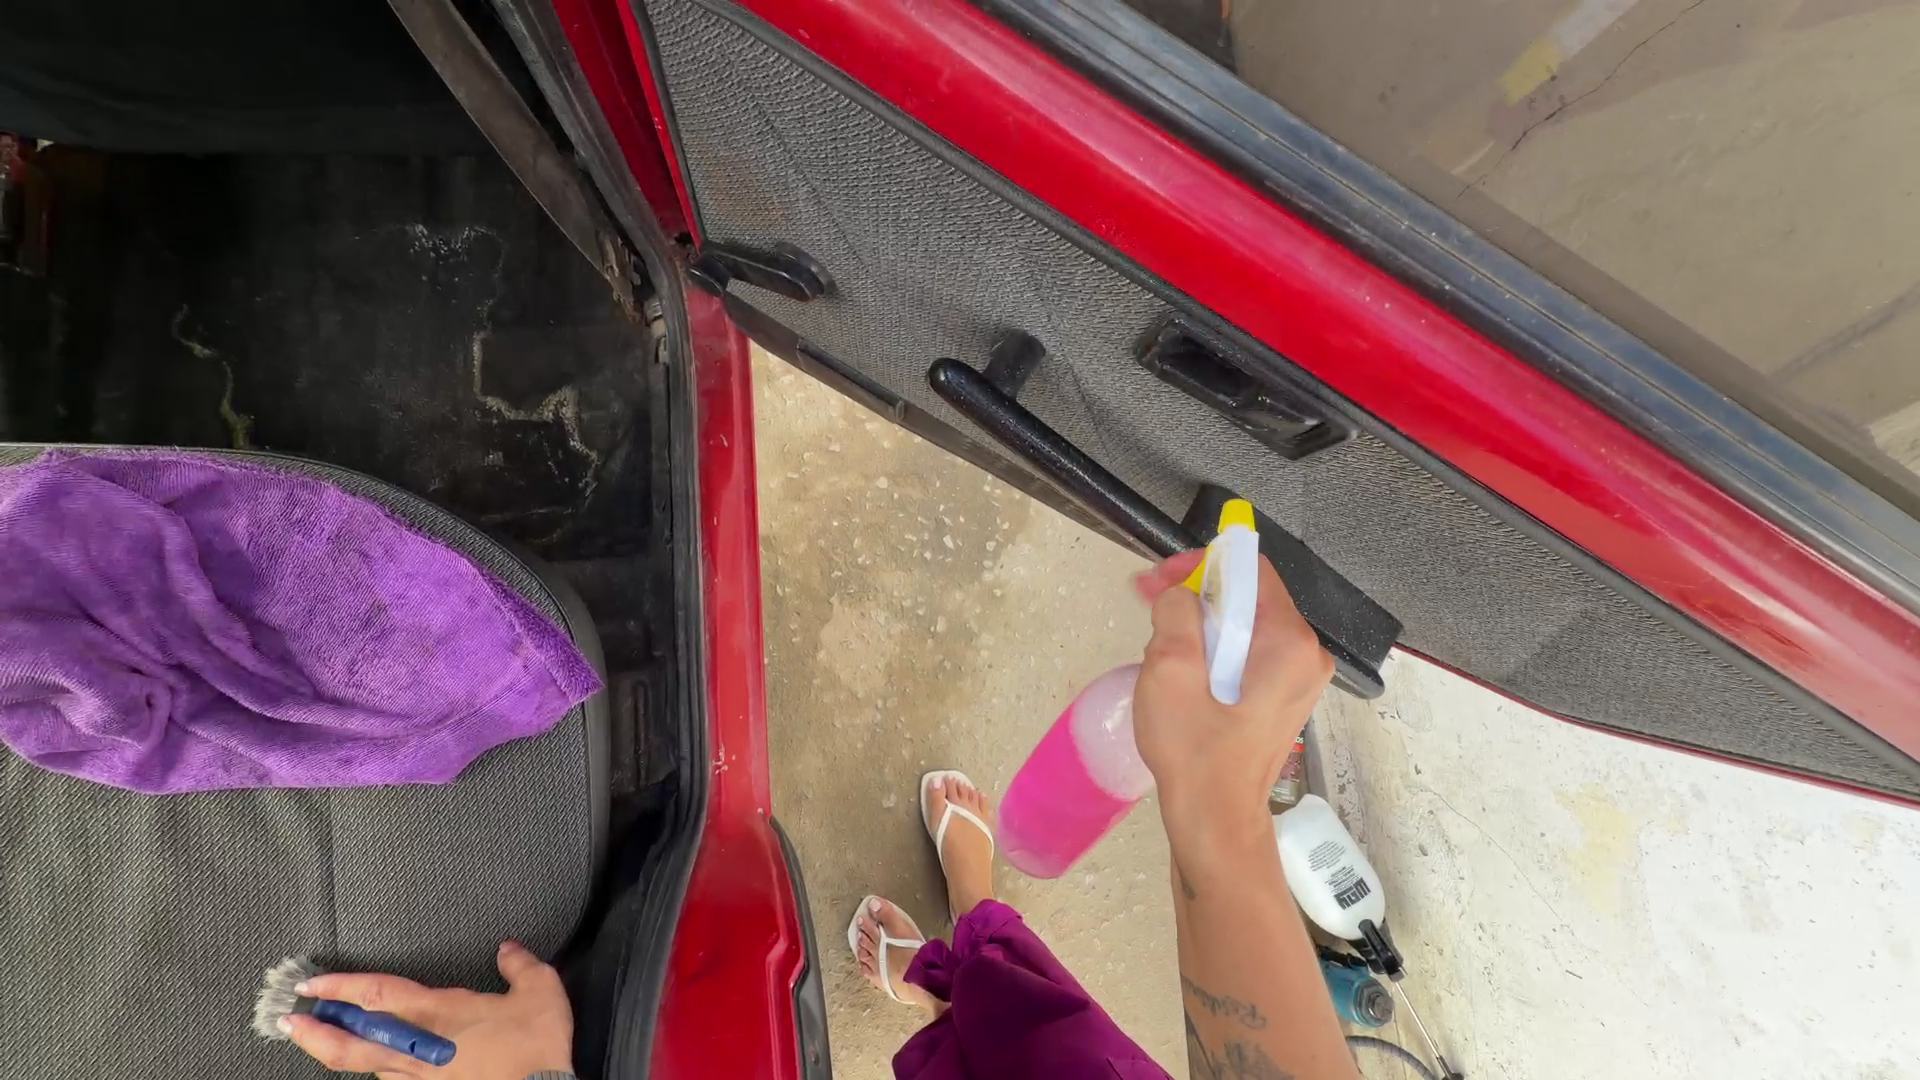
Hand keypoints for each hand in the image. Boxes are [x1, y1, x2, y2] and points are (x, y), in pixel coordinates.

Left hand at [283, 941, 573, 1079]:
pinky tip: (375, 1066)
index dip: (344, 988)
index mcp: (440, 1012)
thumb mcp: (539, 988)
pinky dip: (373, 1069)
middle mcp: (418, 1046)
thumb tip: (507, 947)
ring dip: (338, 1050)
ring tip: (323, 1040)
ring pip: (364, 1065)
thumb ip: (519, 963)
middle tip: (289, 1021)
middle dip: (316, 1032)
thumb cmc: (534, 1041)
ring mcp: (418, 1076)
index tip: (314, 985)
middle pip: (351, 1042)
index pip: (379, 996)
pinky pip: (389, 1079)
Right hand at [1131, 550, 1332, 859]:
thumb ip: (1176, 612)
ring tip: (1158, 644)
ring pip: (1242, 623)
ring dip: (1198, 622)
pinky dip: (1211, 647)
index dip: (1202, 563)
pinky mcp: (1282, 695)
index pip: (1250, 569)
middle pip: (1246, 596)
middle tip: (1149, 604)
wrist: (1214, 819)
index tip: (1161, 579)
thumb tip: (1179, 592)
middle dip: (1194, 593)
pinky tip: (1181, 668)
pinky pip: (1245, 650)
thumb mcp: (1170, 670)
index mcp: (1288, 642)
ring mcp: (1297, 676)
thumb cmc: (1193, 749)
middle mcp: (1305, 653)